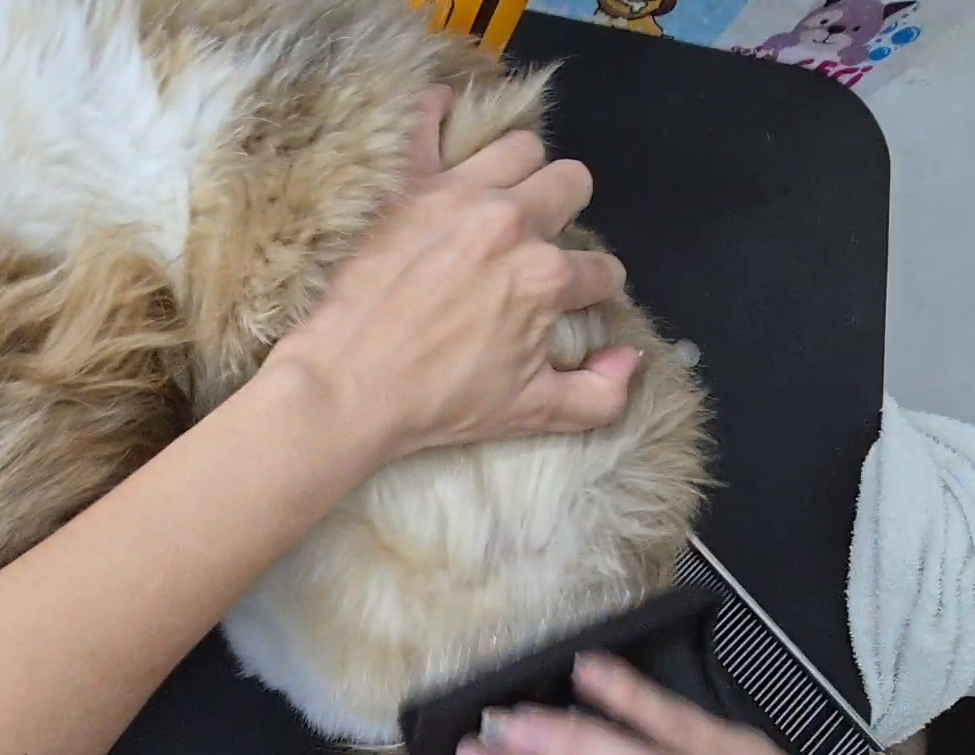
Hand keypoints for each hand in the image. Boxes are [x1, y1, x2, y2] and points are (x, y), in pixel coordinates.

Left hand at [267, 85, 639, 461]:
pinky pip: (427, 123)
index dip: (592, 292)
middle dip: (565, 215)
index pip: (599, 272)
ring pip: (519, 149)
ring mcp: (457, 197)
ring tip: (499, 205)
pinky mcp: (406, 188)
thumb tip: (629, 360)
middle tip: (535, 248)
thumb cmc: (435, 405)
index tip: (570, 303)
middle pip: (570, 185)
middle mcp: (512, 222)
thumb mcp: (529, 416)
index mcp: (546, 278)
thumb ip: (598, 396)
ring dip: (521, 174)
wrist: (346, 389)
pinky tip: (442, 128)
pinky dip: (437, 119)